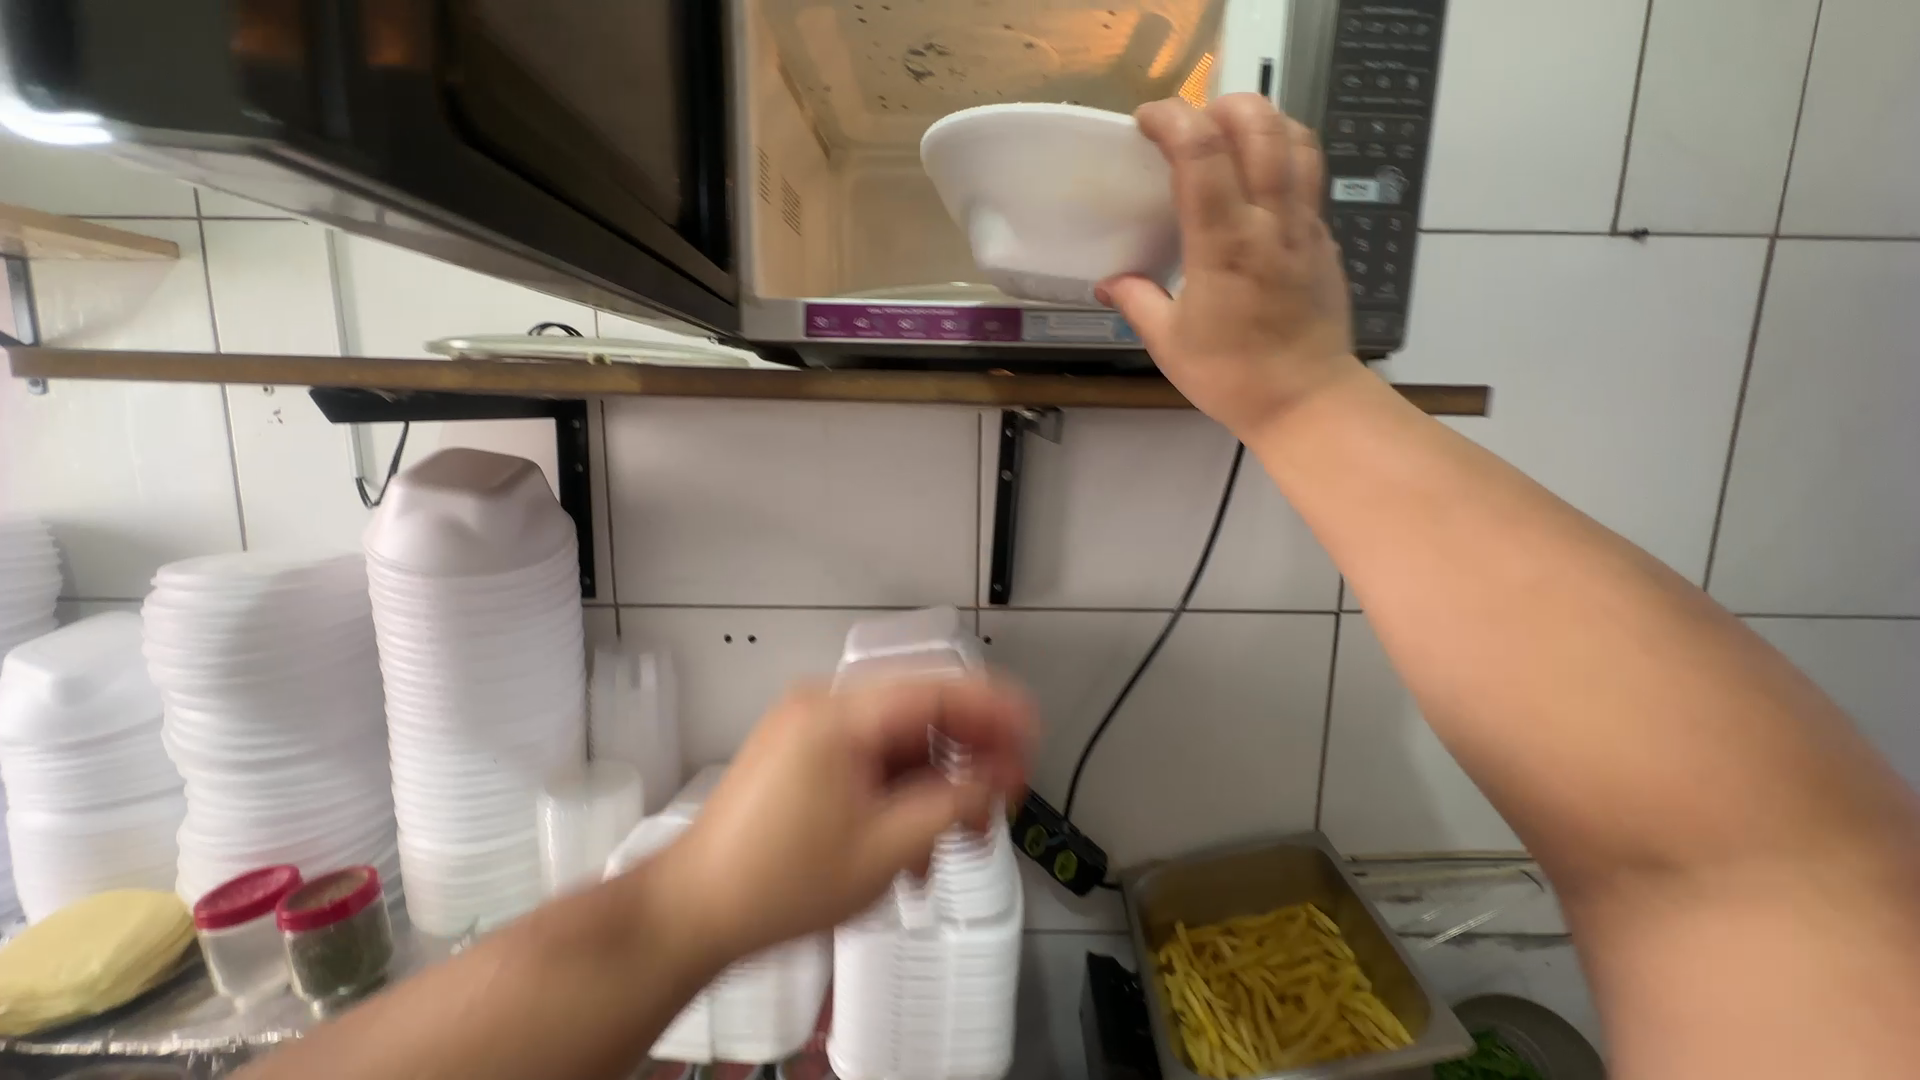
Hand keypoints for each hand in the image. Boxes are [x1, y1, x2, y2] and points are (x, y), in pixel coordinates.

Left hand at [663, 677, 1034, 959]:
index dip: (995, 710)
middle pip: (920, 714)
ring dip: (934, 783)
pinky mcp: (802, 754)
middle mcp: (823, 706)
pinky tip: (914, 839)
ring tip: (960, 834)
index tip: (1032, 733)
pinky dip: (900, 791)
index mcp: (839, 715)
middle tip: (1003, 797)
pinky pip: (870, 758)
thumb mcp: (886, 848)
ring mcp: (808, 729)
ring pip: (897, 741)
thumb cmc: (779, 883)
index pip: (937, 691)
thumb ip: (955, 804)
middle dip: (967, 757)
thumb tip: (1000, 778)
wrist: (694, 910)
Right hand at [1100, 94, 1363, 440]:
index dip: (1172, 120)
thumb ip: (1137, 302)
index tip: (1146, 122)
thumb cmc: (1232, 376)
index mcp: (1224, 246)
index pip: (1202, 154)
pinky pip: (1308, 175)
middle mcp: (1269, 223)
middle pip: (1259, 126)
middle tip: (1190, 126)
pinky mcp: (1323, 238)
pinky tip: (1256, 181)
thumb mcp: (1169, 344)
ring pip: (1296, 140)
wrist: (1305, 400)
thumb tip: (1109, 280)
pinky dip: (1282, 155)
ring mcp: (1304, 226)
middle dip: (1220, 106)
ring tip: (1228, 137)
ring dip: (1260, 121)